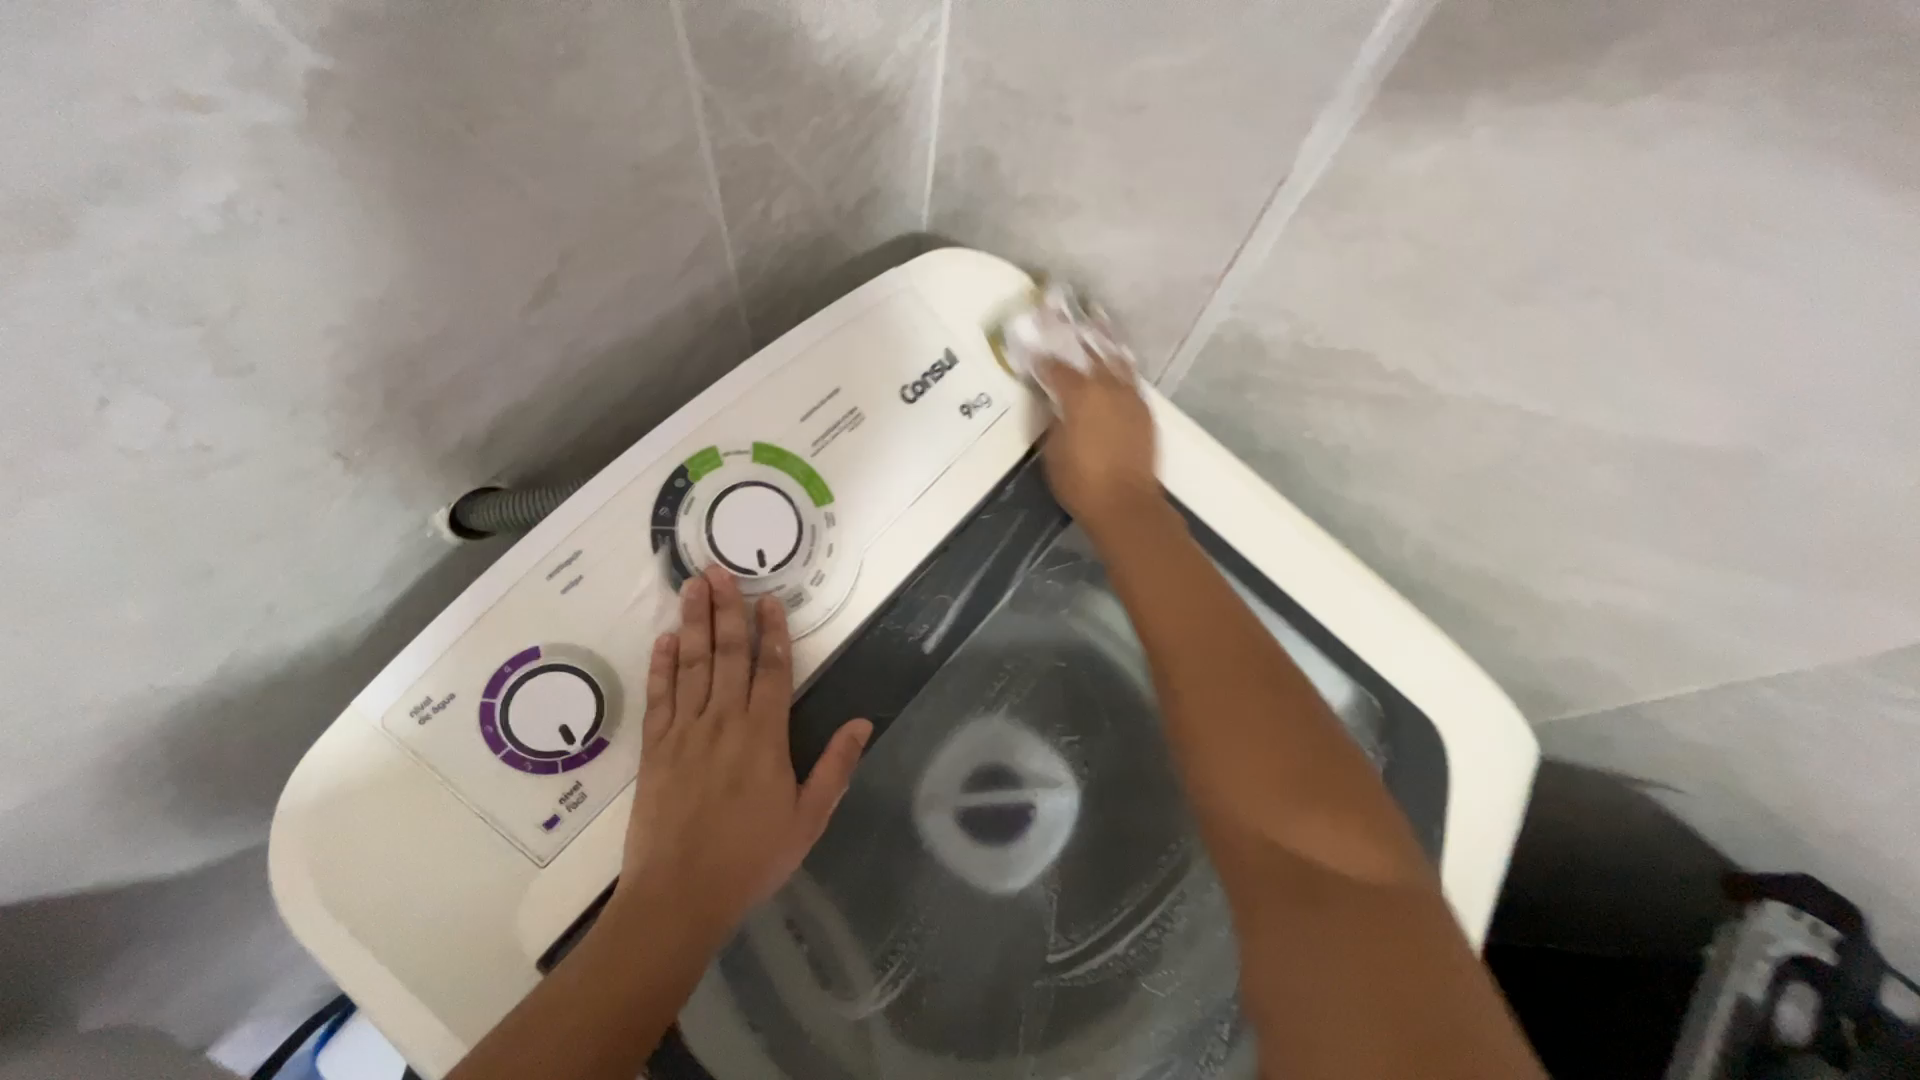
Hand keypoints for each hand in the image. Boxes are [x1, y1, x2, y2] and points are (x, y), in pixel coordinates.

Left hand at [617, 564, 871, 942]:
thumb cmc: (751, 858)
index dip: (773, 632)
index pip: (772, 670)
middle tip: (720, 569)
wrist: (679, 895)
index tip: (770, 599)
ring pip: (692, 665)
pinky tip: (664, 640)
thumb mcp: (808, 818)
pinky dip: (662, 666)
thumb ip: (835, 766)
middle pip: (727, 654)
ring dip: (693, 623)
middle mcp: (724, 721)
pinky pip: (660, 697)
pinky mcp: (655, 749)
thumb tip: (864, 723)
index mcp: (765, 736)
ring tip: (692, 585)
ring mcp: (685, 732)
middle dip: (727, 609)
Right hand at [1036, 350, 1160, 535]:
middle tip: (1065, 336)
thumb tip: (1058, 406)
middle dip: (1076, 346)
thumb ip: (1054, 421)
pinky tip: (1113, 376)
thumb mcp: (1053, 451)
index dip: (1043, 362)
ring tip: (1095, 341)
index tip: (1034, 357)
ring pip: (1117, 363)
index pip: (1057, 368)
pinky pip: (1131, 383)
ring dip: (1104, 353)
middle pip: (1092, 355)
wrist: (1125, 503)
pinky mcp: (1146, 412)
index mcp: (1080, 395)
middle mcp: (1109, 387)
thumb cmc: (1081, 481)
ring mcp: (1132, 398)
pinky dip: (1120, 374)